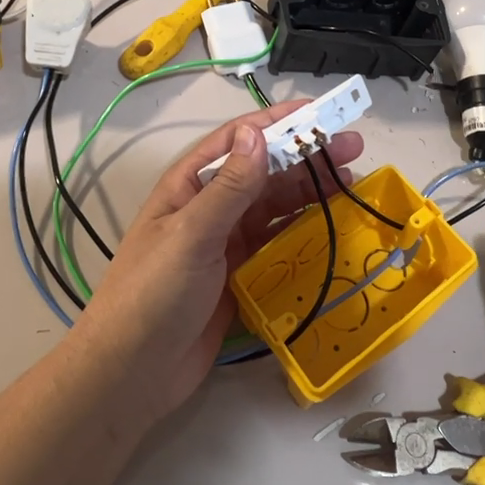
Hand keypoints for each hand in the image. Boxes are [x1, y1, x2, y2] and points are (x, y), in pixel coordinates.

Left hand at [75, 98, 364, 421]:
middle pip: (264, 172)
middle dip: (305, 157)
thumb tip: (258, 133)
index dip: (278, 123)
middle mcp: (209, 207)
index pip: (238, 140)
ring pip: (274, 206)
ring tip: (351, 184)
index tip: (319, 113)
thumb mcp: (191, 234)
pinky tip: (330, 227)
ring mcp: (224, 243)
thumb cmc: (153, 293)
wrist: (132, 372)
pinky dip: (303, 232)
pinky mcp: (238, 276)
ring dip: (309, 192)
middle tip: (353, 150)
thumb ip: (228, 187)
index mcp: (189, 185)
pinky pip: (276, 244)